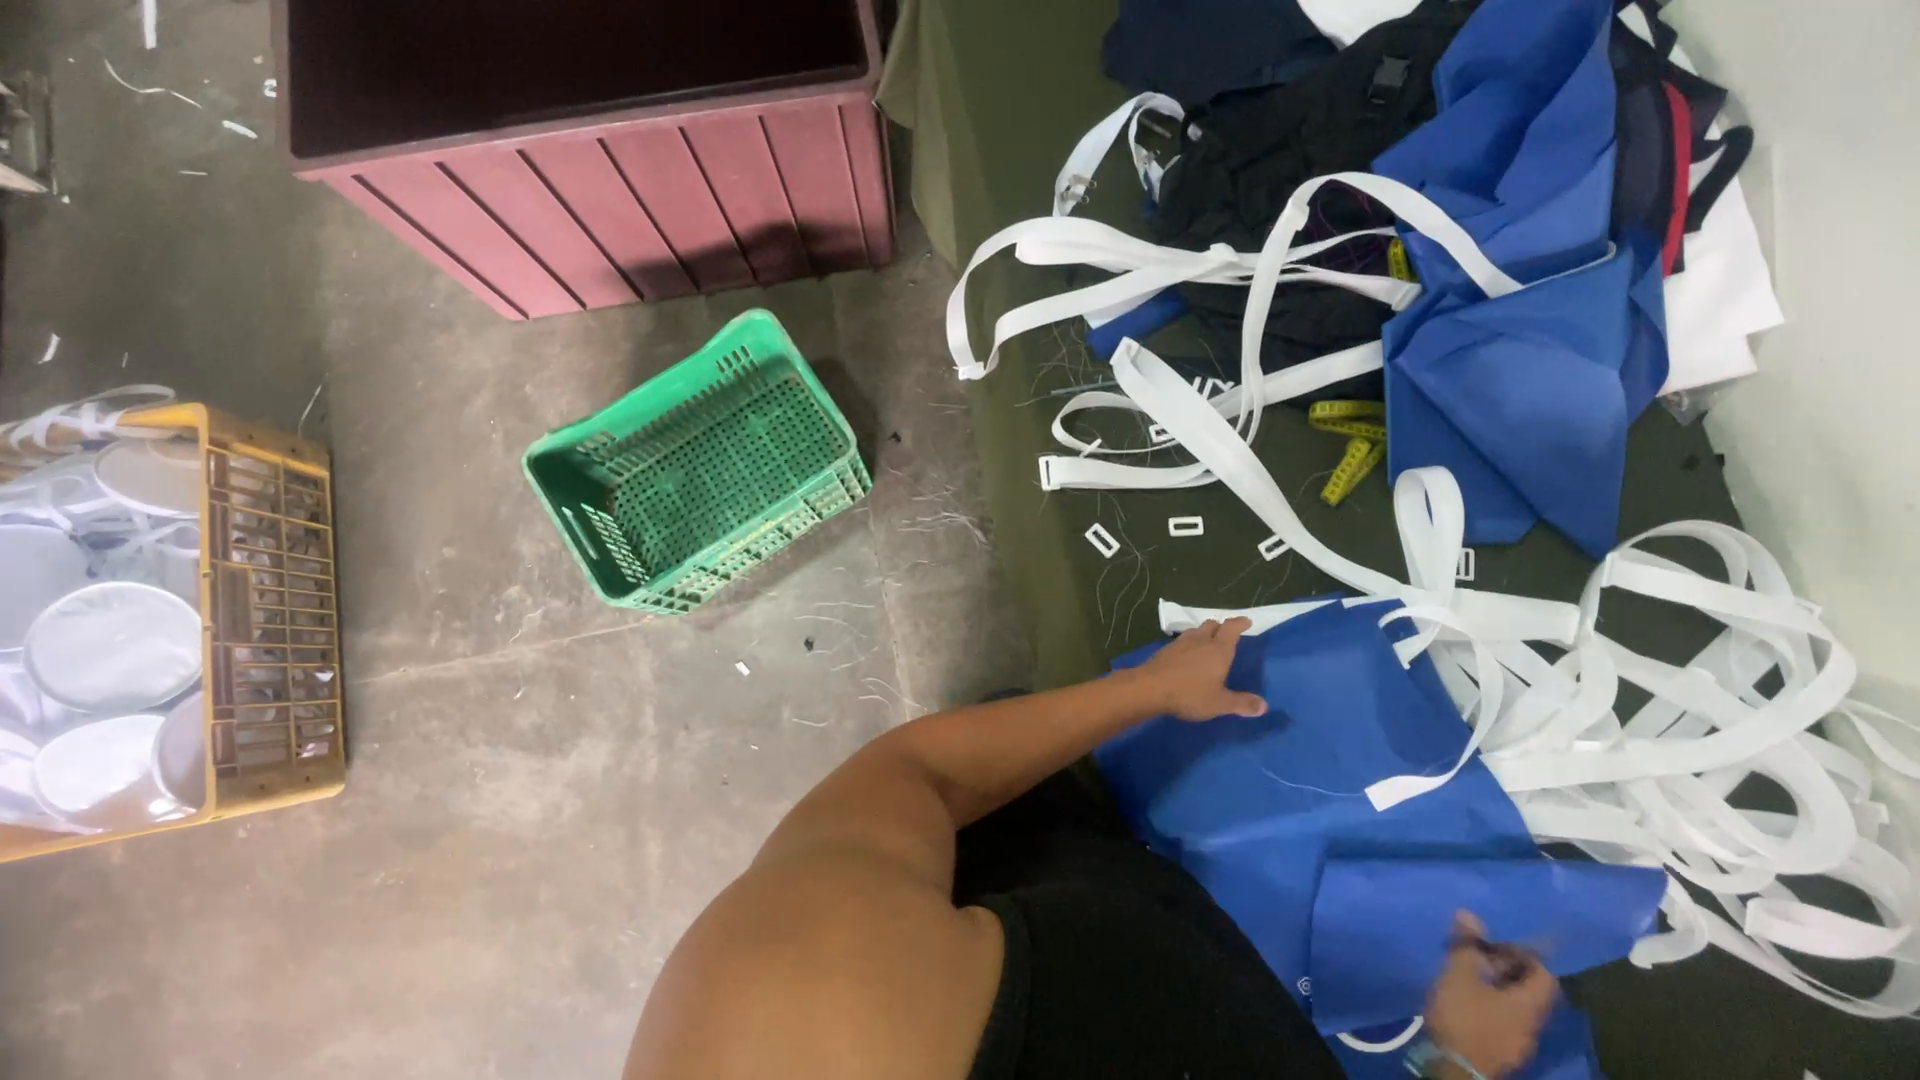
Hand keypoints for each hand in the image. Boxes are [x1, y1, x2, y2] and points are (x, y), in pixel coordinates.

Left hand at [1133, 618, 1267, 721]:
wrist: (1149, 688)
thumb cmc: (1189, 694)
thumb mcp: (1219, 703)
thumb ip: (1241, 703)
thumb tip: (1264, 706)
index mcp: (1218, 649)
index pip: (1232, 628)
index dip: (1240, 623)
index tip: (1246, 621)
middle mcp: (1200, 640)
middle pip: (1212, 625)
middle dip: (1221, 627)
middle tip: (1226, 633)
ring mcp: (1180, 643)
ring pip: (1195, 631)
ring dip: (1203, 633)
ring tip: (1207, 643)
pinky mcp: (1165, 650)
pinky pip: (1181, 641)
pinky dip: (1188, 644)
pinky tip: (1187, 655)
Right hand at [1425, 912, 1557, 1078]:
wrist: (1454, 1068)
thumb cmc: (1462, 1017)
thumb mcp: (1459, 975)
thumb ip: (1466, 946)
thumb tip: (1469, 914)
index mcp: (1531, 1004)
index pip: (1544, 974)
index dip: (1525, 956)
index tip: (1498, 945)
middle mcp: (1533, 1024)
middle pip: (1531, 991)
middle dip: (1507, 970)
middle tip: (1480, 957)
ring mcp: (1520, 1042)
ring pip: (1516, 1007)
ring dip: (1498, 989)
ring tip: (1469, 976)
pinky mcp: (1503, 1052)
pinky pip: (1504, 1020)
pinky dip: (1491, 1005)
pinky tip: (1467, 1001)